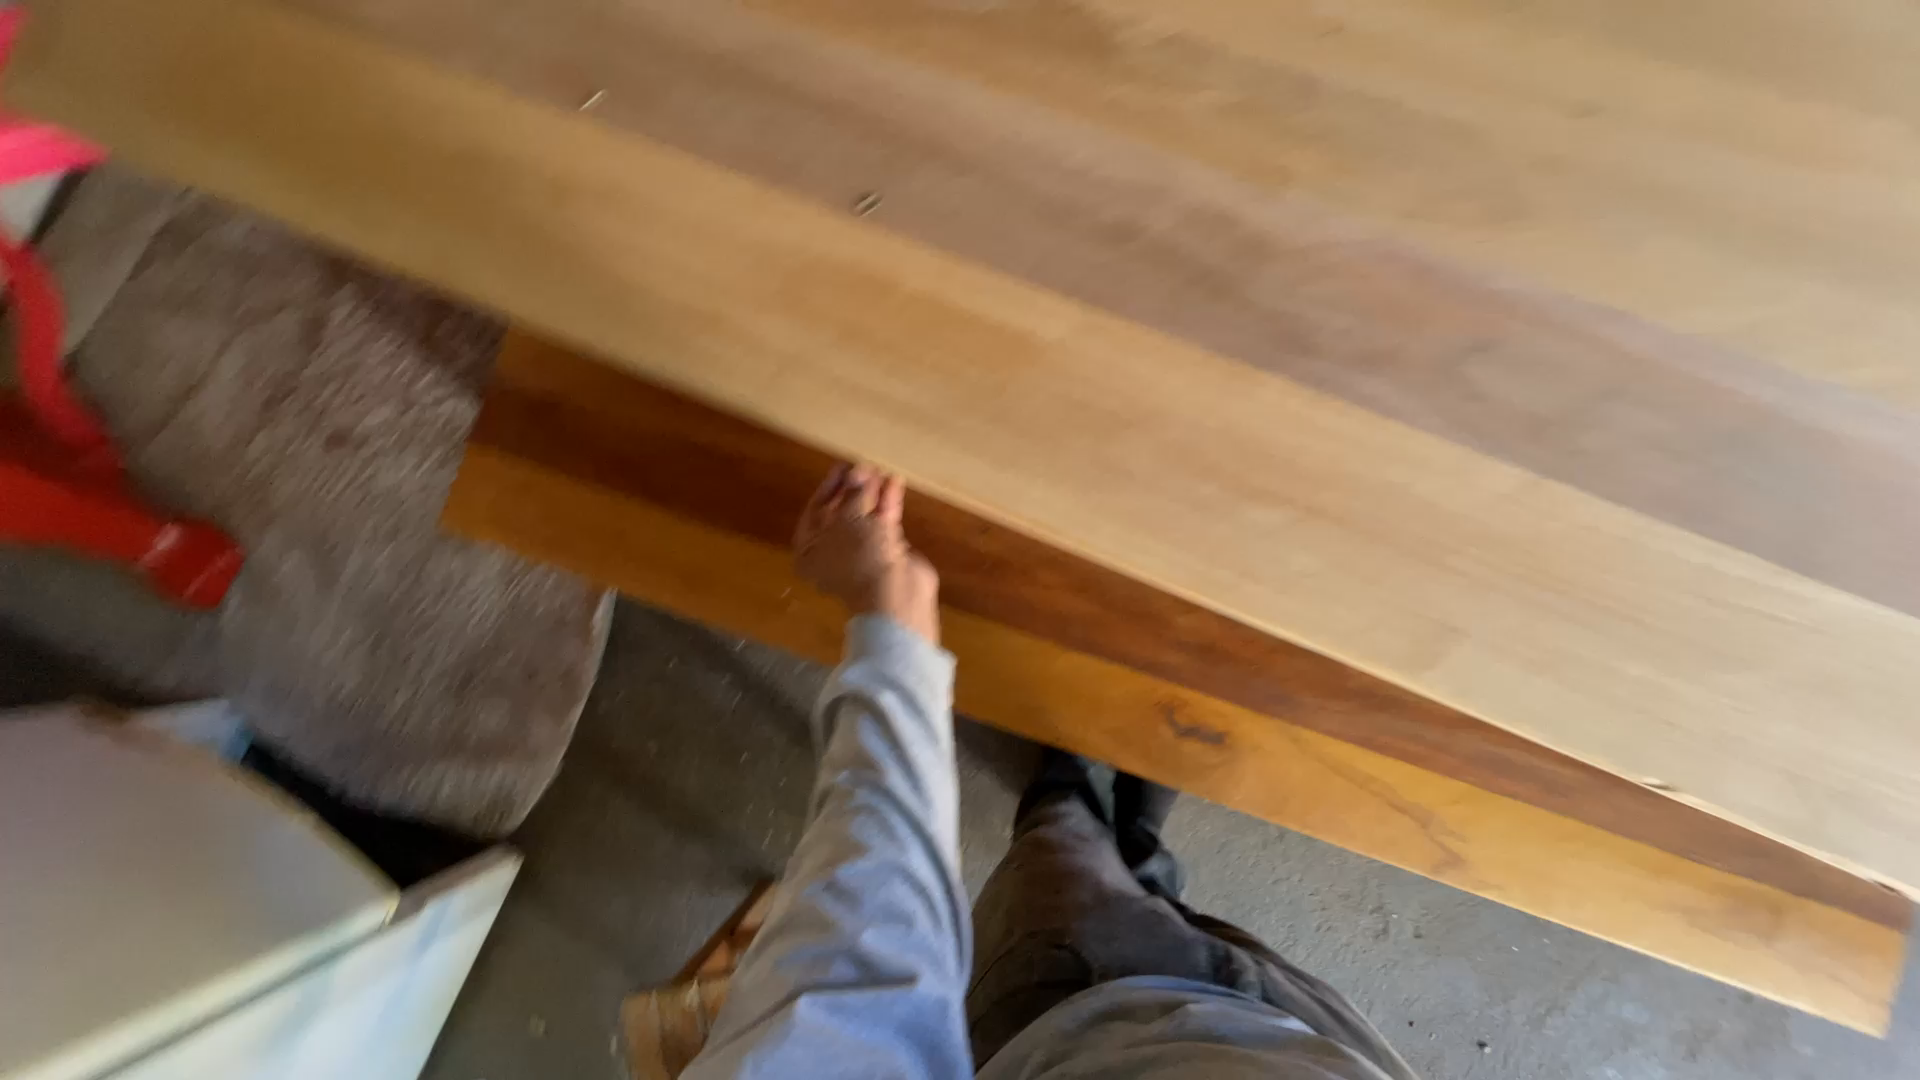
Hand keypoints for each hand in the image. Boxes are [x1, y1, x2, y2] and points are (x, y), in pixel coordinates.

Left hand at [793, 463, 939, 645]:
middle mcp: (832, 552)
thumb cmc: (858, 556)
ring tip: (880, 470)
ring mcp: (860, 553)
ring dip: (872, 493)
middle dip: (853, 488)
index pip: (815, 511)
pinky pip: (883, 521)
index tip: (843, 466)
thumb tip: (858, 470)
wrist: (893, 594)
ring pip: (864, 516)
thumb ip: (853, 491)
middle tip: (863, 466)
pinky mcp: (886, 550)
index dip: (829, 487)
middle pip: (841, 512)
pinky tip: (894, 482)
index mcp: (810, 550)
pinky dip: (888, 502)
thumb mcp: (850, 517)